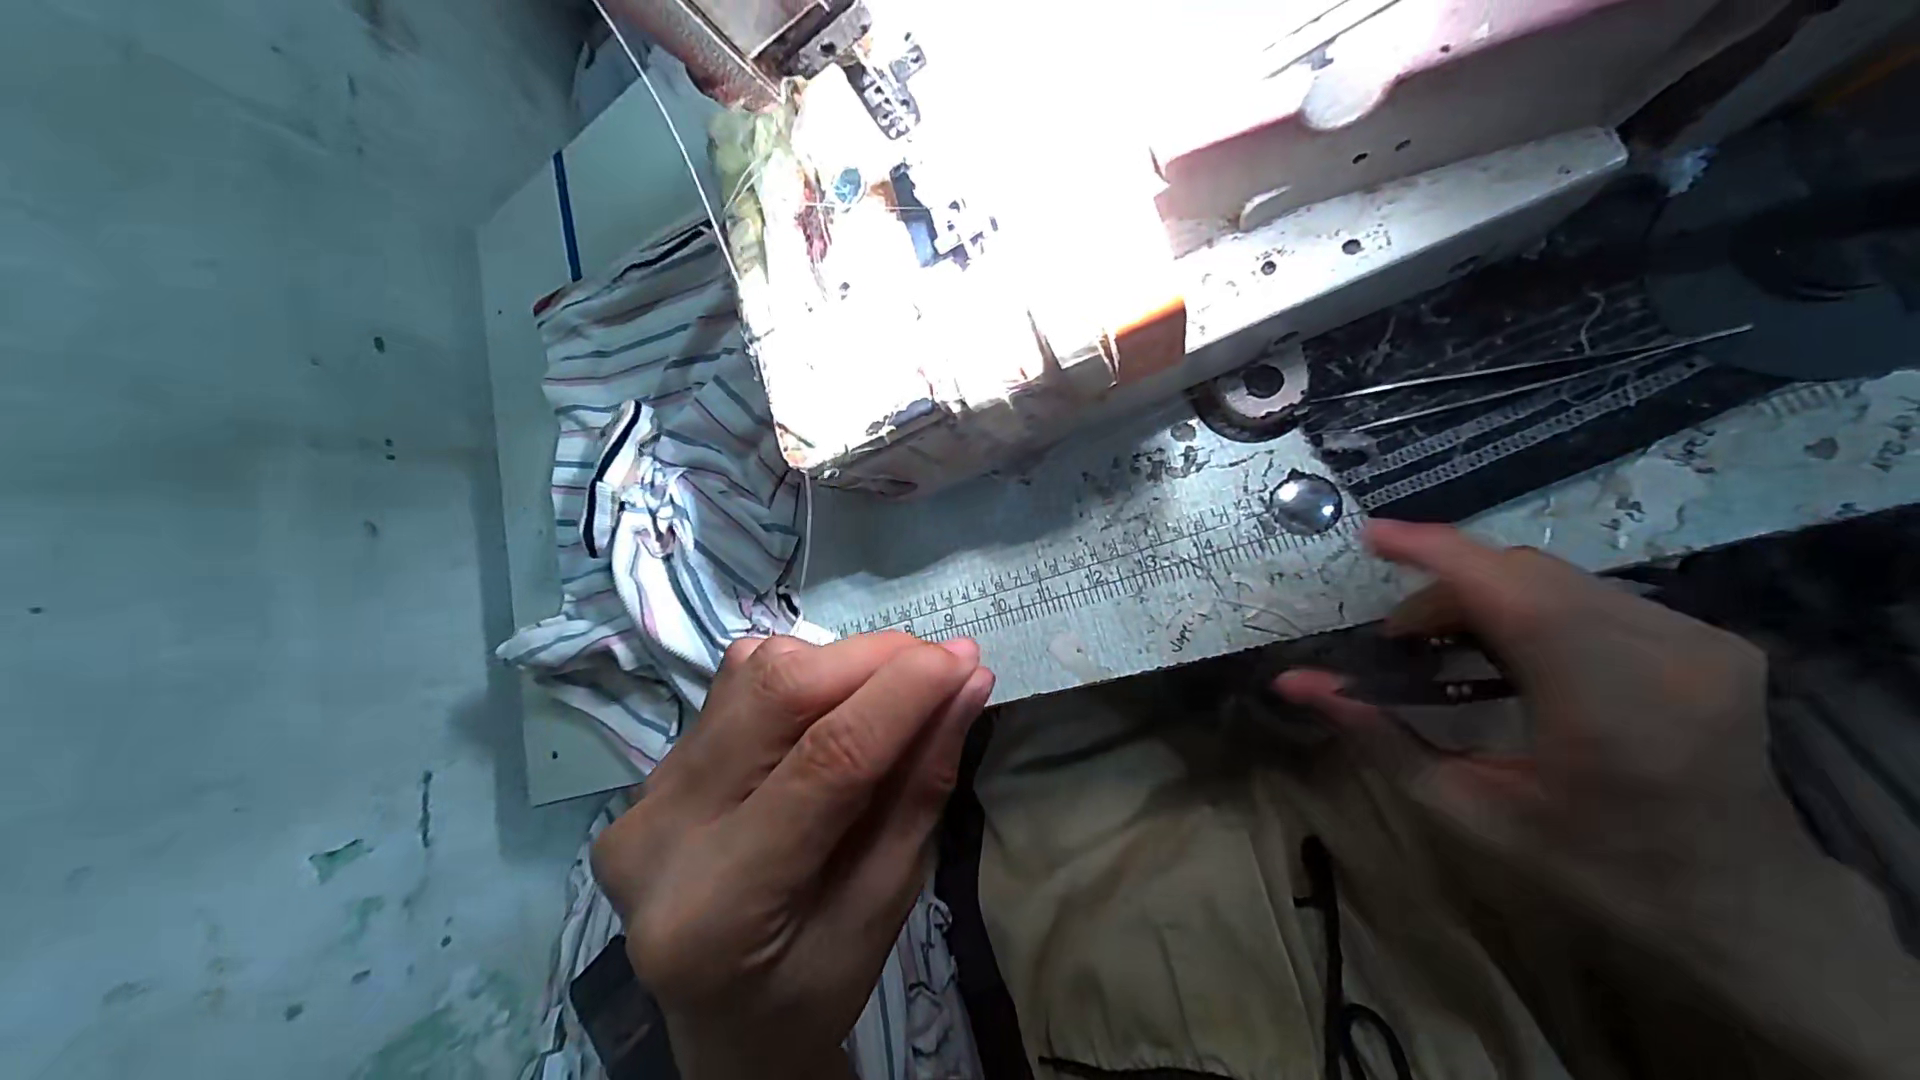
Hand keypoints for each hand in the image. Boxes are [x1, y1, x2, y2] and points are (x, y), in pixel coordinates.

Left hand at [591, 632, 994, 1079]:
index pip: (827, 762)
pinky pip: (732, 686)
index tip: (962, 657)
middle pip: (776, 692)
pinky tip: (828, 705)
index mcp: (721, 906)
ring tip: (889, 686)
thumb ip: (923, 788)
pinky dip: (799, 674)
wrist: (720, 1023)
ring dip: (837, 660)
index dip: (902, 695)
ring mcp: (643, 795)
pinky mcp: (647, 771)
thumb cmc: (814, 988)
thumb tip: (966, 686)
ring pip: (751, 674)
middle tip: (935, 661)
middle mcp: (660, 834)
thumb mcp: (885, 905)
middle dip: (870, 658)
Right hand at [1279, 521, 1919, 1076]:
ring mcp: (1702, 641)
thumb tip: (1291, 681)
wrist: (1744, 904)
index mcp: (1611, 709)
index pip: (1515, 594)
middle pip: (1525, 575)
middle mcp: (1669, 657)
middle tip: (1399, 640)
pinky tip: (1505, 646)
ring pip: (1554, 576)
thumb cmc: (1591, 866)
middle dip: (1445, 587)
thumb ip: (1376, 734)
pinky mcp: (1710, 638)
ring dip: (1482, 593)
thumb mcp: (1465, 808)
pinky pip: (1587, 590)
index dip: (1437, 551)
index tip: (1371, 536)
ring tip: (1444, 644)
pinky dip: (1525, 602)